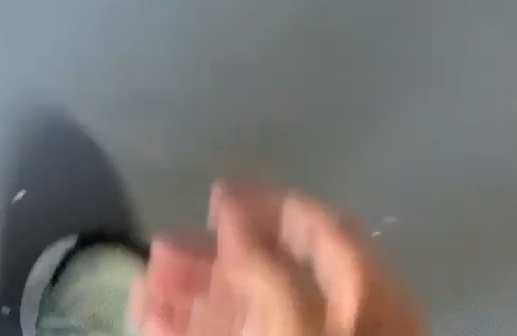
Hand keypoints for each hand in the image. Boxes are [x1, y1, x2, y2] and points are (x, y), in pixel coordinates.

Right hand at [134, 183, 424, 335]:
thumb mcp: (295, 325)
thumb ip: (268, 267)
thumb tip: (235, 214)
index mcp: (371, 307)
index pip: (331, 232)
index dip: (274, 204)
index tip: (215, 195)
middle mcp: (343, 324)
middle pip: (275, 268)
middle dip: (209, 252)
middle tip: (163, 247)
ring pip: (245, 305)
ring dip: (188, 286)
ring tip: (146, 286)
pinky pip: (230, 331)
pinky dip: (185, 319)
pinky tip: (149, 314)